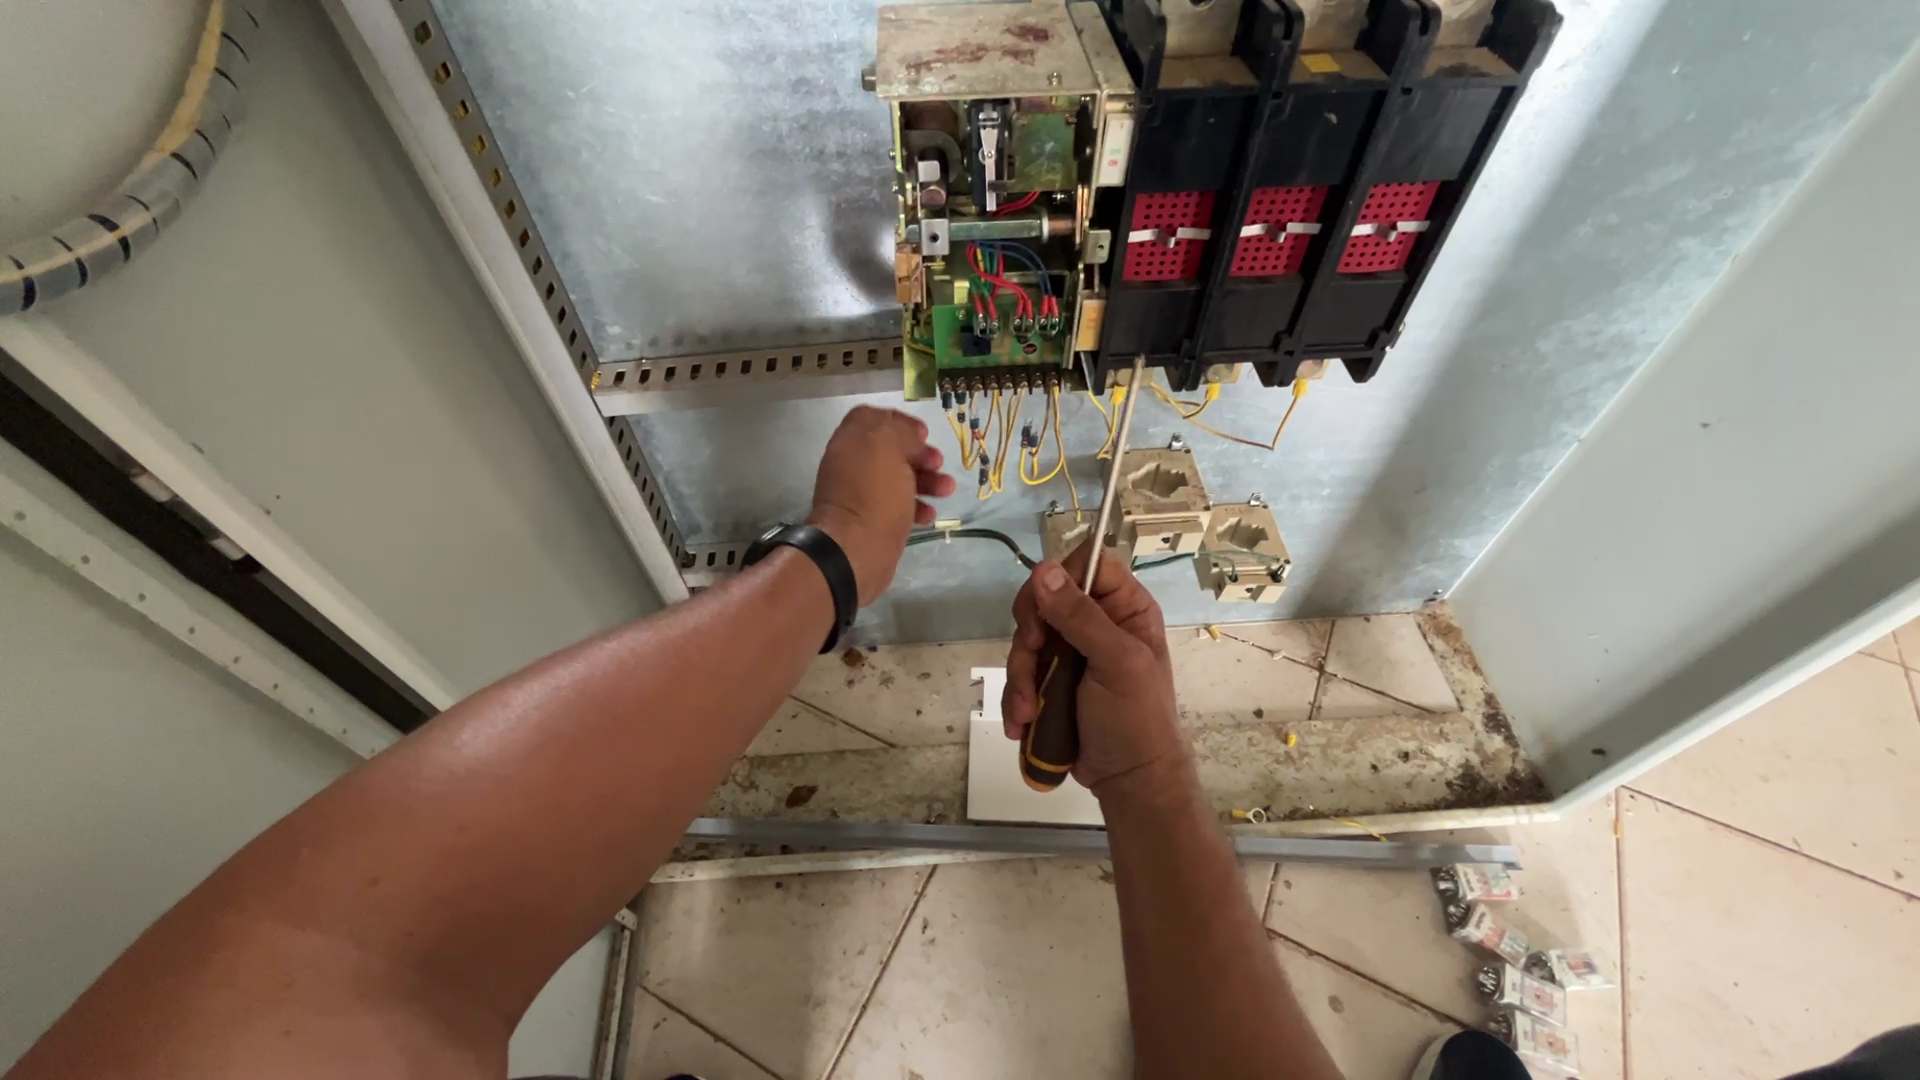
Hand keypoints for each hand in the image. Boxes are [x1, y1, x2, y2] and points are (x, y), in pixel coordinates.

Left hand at [807, 406, 955, 605]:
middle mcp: (853, 464)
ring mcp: (862, 494)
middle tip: (938, 462)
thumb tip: (909, 438)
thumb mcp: (889, 448)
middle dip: (920, 454)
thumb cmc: (873, 495)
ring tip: (947, 489)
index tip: (923, 433)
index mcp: (851, 441)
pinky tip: (930, 515)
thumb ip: (899, 432)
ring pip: (898, 478)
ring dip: (926, 480)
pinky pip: (898, 506)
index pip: (872, 417)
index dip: (900, 421)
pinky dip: (917, 506)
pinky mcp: (873, 520)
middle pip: (890, 449)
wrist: (855, 552)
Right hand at [1001, 541, 1187, 797]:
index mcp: (1124, 608)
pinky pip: (1020, 672)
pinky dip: (1016, 697)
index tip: (1046, 609)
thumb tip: (1043, 569)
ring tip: (1029, 711)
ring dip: (1021, 676)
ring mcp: (1070, 651)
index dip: (1060, 577)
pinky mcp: (1051, 679)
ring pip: (1026, 639)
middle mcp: (1096, 621)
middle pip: (1044, 599)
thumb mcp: (1115, 662)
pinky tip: (1022, 723)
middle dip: (1031, 635)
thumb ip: (1080, 616)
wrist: (1128, 781)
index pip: (1087, 563)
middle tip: (1032, 658)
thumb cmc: (1136, 719)